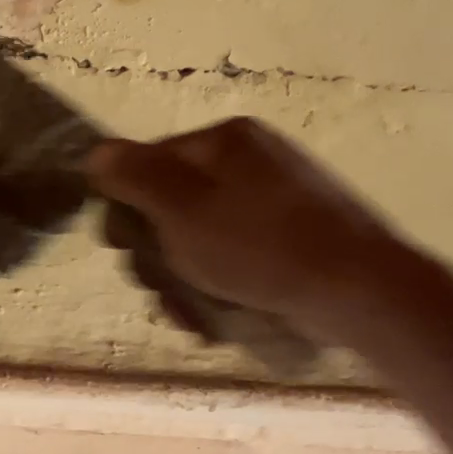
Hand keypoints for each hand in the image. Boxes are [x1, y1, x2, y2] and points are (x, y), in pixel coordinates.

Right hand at [86, 118, 412, 335]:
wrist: (357, 289)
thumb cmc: (257, 246)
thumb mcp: (181, 209)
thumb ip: (134, 177)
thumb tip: (95, 152)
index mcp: (223, 141)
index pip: (143, 164)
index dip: (123, 207)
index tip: (121, 247)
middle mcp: (247, 160)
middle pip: (166, 204)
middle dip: (153, 253)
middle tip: (158, 285)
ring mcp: (271, 198)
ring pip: (192, 237)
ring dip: (177, 278)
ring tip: (188, 311)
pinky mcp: (287, 235)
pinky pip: (227, 253)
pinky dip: (211, 283)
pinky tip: (212, 312)